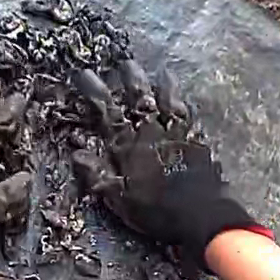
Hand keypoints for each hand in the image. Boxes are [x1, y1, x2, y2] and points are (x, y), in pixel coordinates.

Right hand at [71, 59, 261, 267]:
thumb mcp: (119, 200)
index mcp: (130, 147)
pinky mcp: (199, 146)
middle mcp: (154, 135)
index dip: (96, 92)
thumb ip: (98, 175)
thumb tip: (76, 152)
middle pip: (142, 100)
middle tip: (125, 62)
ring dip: (165, 88)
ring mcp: (179, 138)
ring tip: (164, 73)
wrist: (203, 216)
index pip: (109, 114)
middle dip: (132, 79)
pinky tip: (187, 107)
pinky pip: (191, 121)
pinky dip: (187, 111)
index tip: (85, 73)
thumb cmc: (156, 211)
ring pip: (170, 105)